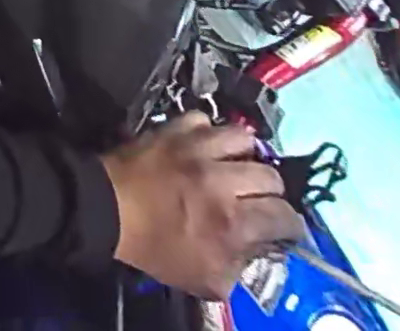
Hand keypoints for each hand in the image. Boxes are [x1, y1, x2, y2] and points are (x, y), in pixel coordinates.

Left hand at [99, 113, 307, 298]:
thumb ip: (242, 268)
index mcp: (233, 221)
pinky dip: (208, 131)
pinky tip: (205, 146)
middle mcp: (222, 179)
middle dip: (271, 191)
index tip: (282, 228)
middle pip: (270, 175)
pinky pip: (203, 119)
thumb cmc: (155, 246)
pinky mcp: (173, 128)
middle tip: (257, 198)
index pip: (284, 216)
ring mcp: (197, 147)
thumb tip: (260, 250)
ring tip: (236, 165)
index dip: (290, 226)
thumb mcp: (206, 279)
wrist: (109, 206)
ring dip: (245, 154)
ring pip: (243, 138)